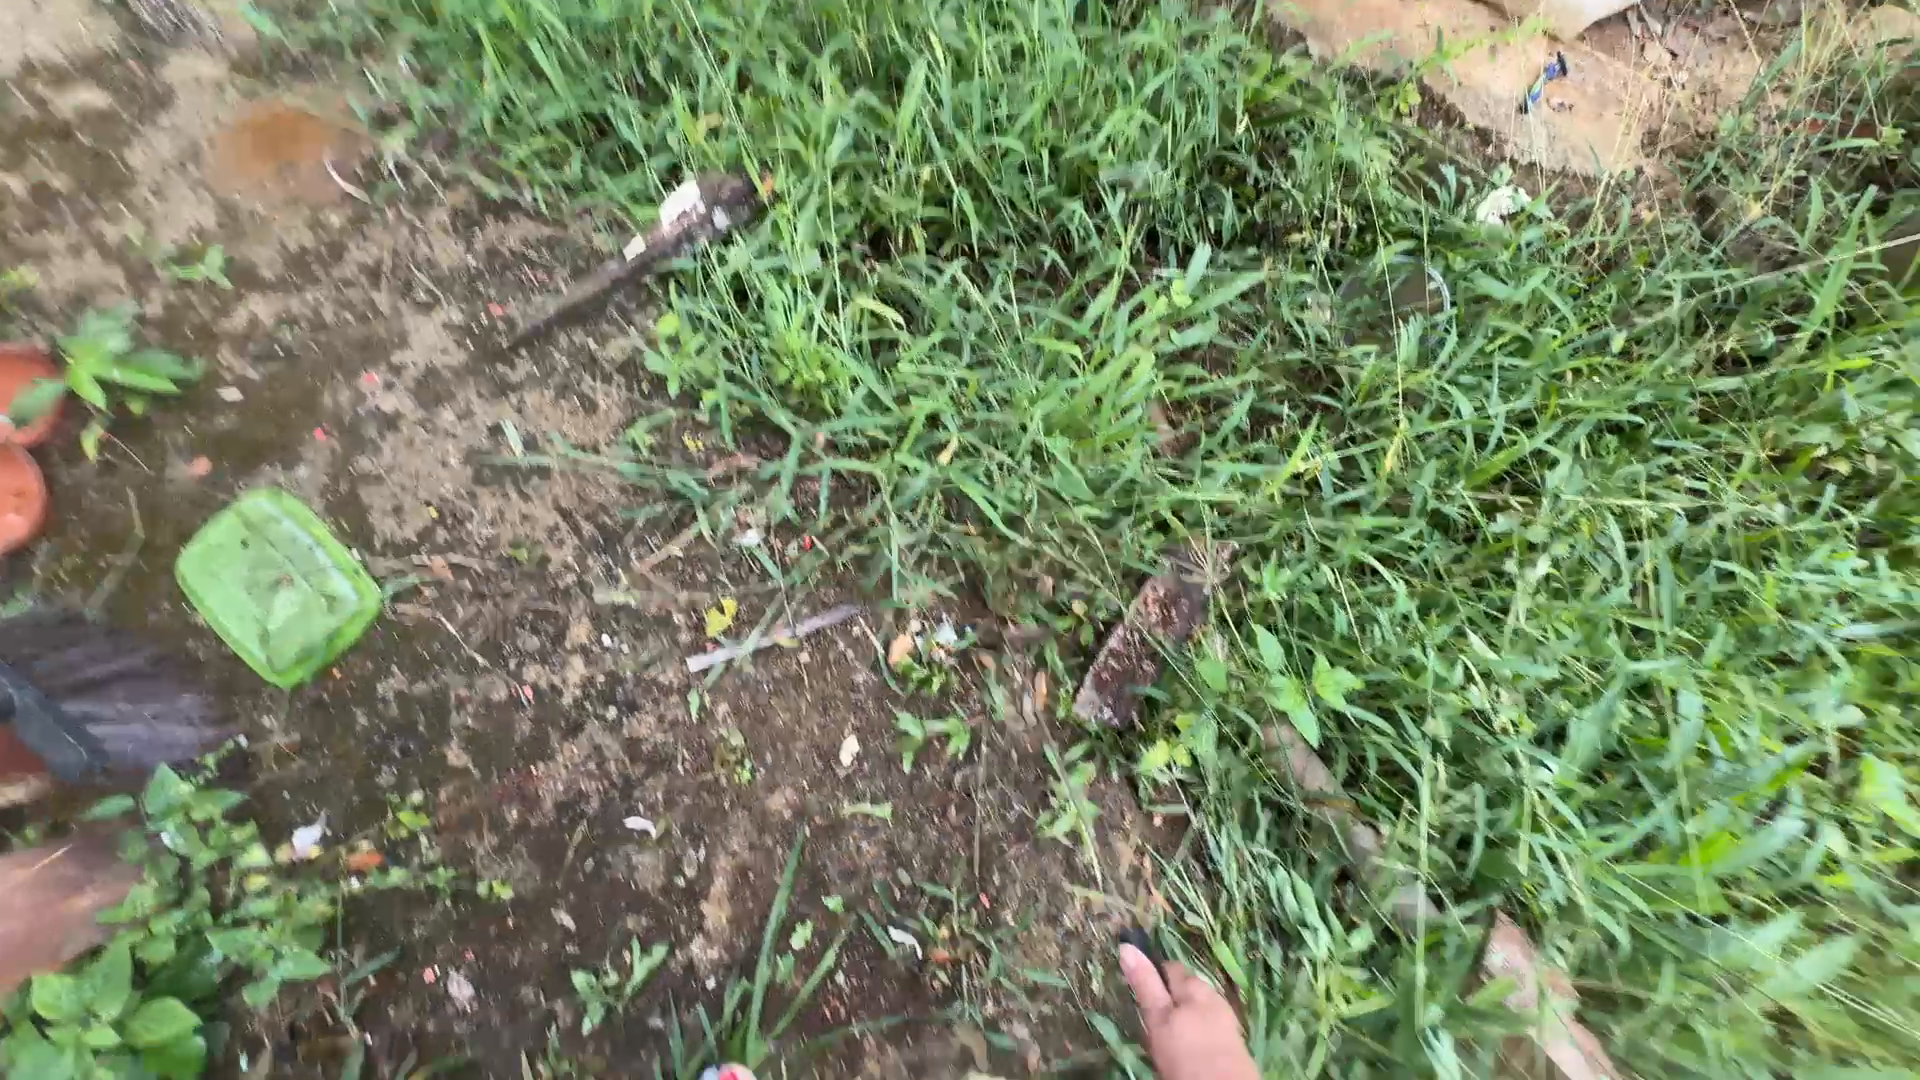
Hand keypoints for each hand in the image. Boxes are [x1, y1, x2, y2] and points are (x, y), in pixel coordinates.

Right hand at [1119, 943, 1259, 1079]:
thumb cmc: (1187, 1054)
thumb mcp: (1159, 1019)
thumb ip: (1145, 984)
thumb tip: (1126, 946)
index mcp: (1194, 985)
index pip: (1170, 967)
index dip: (1154, 974)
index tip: (1141, 992)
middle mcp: (1213, 994)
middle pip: (1187, 987)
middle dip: (1172, 996)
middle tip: (1154, 1016)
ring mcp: (1227, 1019)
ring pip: (1200, 1007)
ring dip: (1187, 1014)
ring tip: (1171, 1033)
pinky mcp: (1235, 1042)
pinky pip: (1212, 1026)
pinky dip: (1200, 1030)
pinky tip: (1192, 1046)